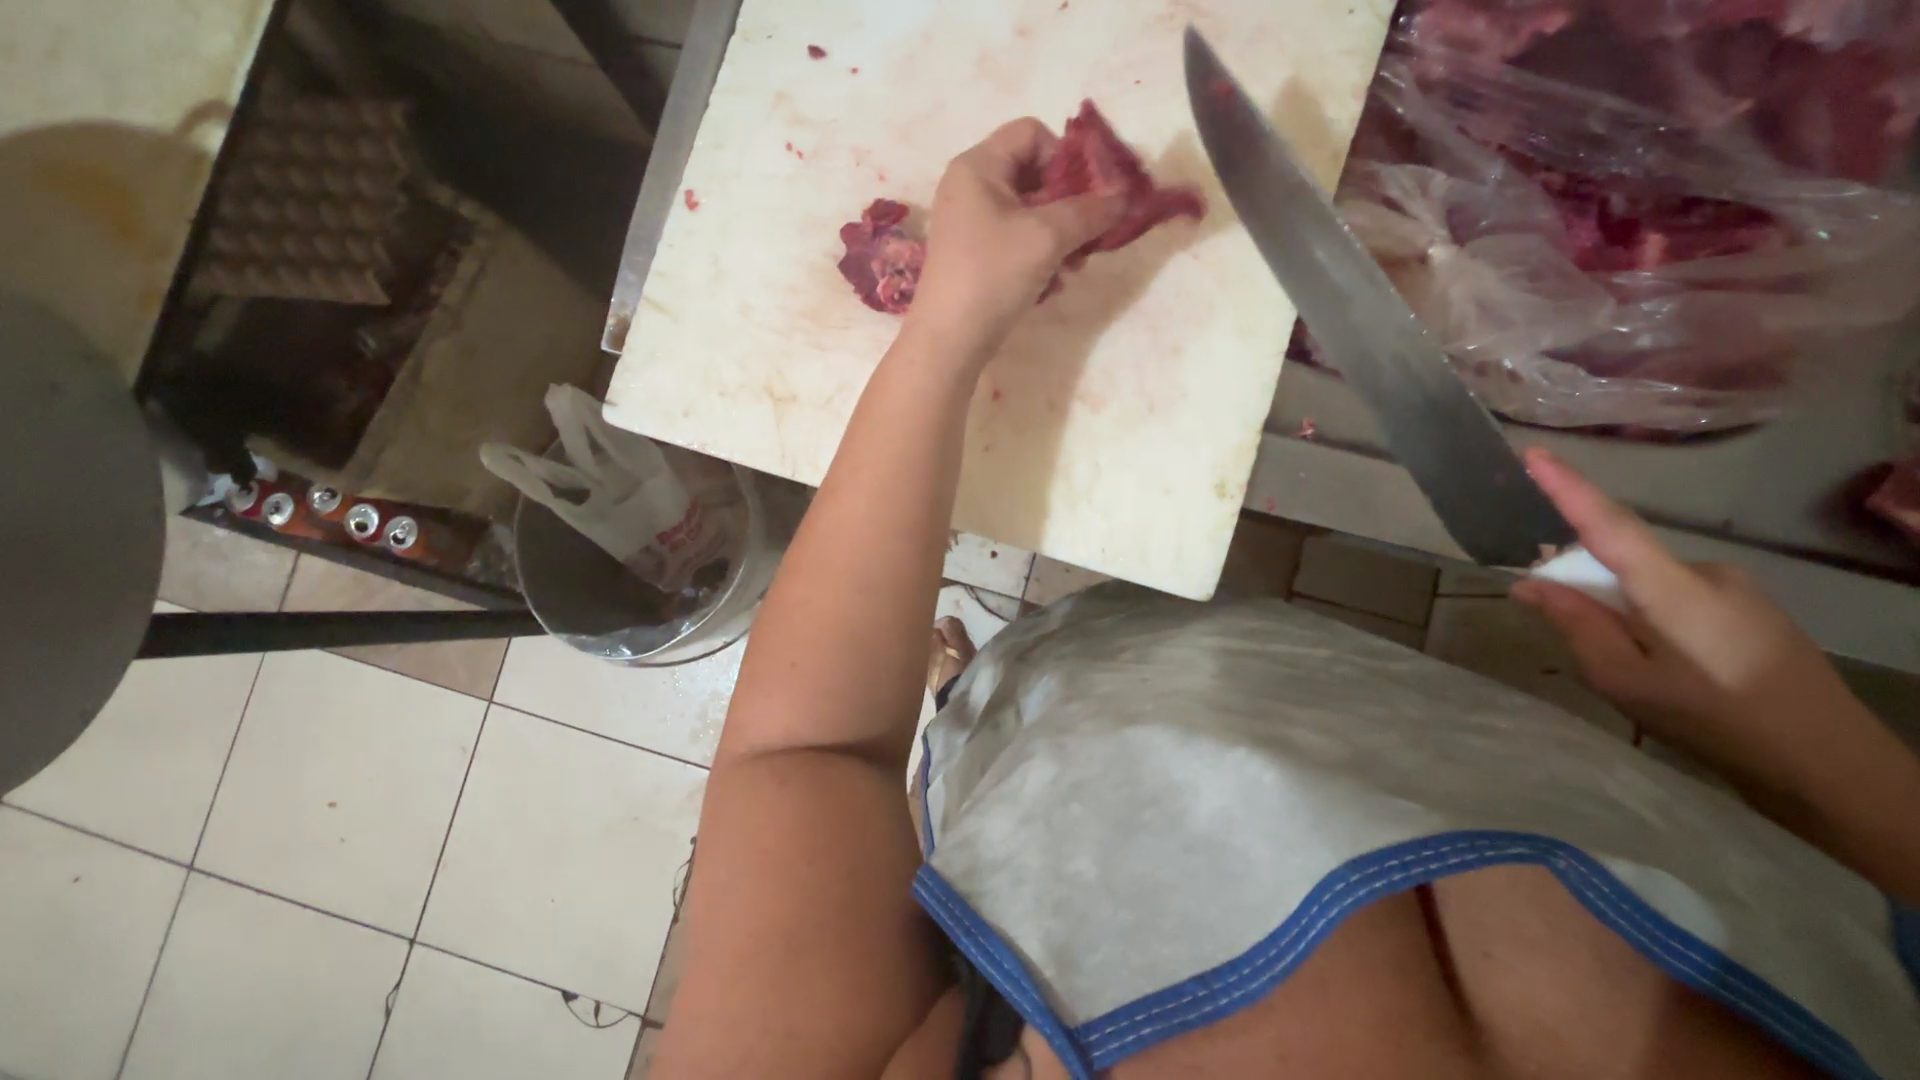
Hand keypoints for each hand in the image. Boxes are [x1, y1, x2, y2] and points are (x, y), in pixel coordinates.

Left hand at [905, 119, 1124, 357]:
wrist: (949, 341)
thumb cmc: (992, 275)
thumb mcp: (1048, 237)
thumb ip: (1090, 211)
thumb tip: (1124, 196)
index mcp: (977, 166)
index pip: (1032, 133)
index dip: (1064, 157)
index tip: (1084, 196)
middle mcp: (969, 187)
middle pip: (1034, 174)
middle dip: (1069, 204)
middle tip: (1089, 236)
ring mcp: (970, 223)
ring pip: (1030, 213)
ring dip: (1060, 236)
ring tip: (1073, 268)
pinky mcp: (975, 256)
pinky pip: (1017, 241)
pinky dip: (1039, 257)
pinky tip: (1050, 286)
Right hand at [1509, 448, 1877, 797]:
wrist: (1829, 762)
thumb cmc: (1715, 720)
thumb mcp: (1625, 682)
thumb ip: (1575, 626)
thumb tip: (1530, 584)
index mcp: (1673, 588)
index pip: (1607, 524)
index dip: (1567, 488)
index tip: (1532, 454)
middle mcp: (1707, 573)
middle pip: (1621, 557)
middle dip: (1580, 577)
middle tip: (1553, 615)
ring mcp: (1736, 589)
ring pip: (1647, 581)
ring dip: (1616, 604)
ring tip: (1620, 660)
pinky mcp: (1751, 609)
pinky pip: (1676, 596)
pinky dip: (1646, 614)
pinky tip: (1659, 663)